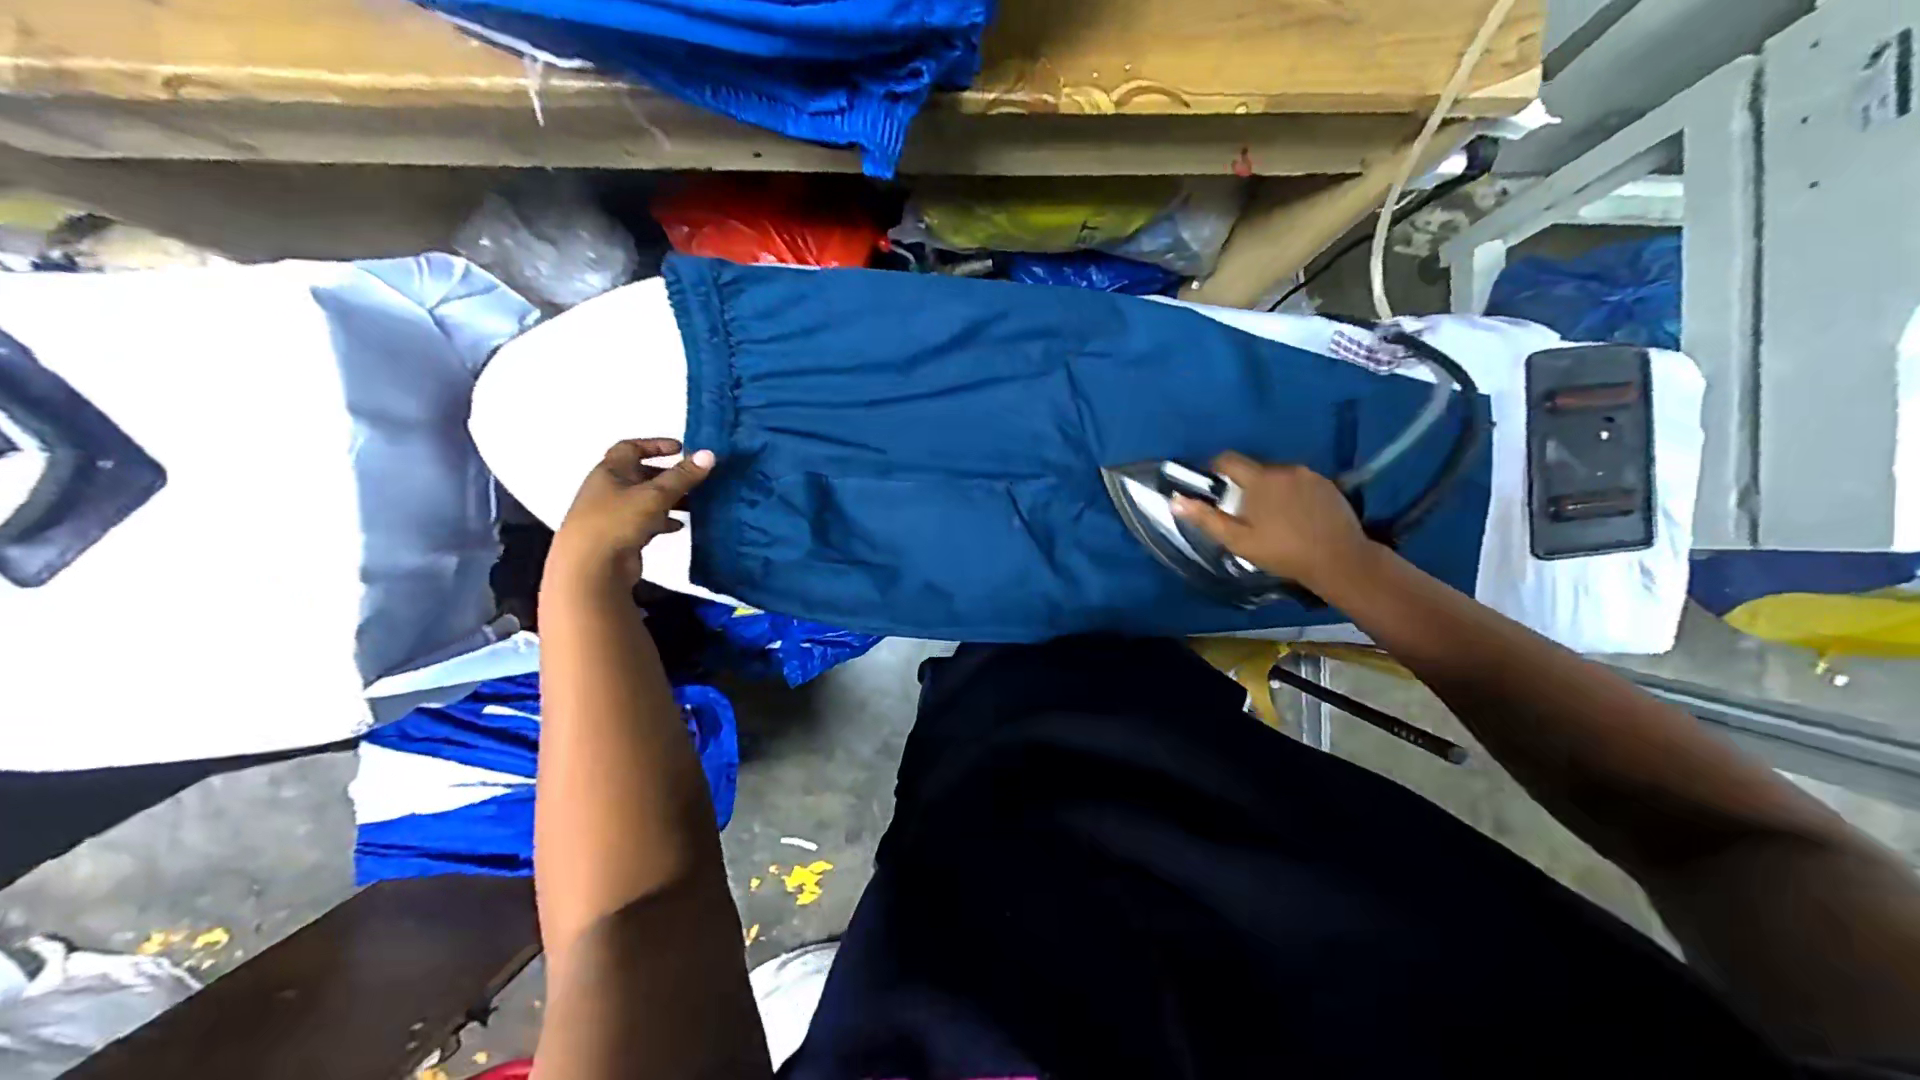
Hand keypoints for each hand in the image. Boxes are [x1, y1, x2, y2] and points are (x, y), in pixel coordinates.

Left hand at [547, 438, 714, 590]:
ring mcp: (614, 514)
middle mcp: (609, 489)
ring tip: (696, 503)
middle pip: (642, 475)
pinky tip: (680, 526)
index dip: (655, 445)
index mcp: (610, 472)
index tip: (681, 448)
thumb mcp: (654, 495)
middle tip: (695, 478)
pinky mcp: (621, 536)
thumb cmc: (618, 521)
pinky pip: (646, 522)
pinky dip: (664, 521)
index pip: (630, 448)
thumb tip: (709, 454)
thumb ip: (682, 476)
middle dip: (669, 475)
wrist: (590, 568)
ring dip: (670, 499)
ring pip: (647, 500)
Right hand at [1171, 452, 1376, 589]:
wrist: (1339, 560)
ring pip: (1278, 476)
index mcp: (1260, 479)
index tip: (1213, 489)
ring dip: (1270, 490)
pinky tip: (1296, 518)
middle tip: (1244, 515)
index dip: (1215, 470)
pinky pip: (1300, 482)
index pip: (1228, 459)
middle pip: (1254, 470)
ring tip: (1273, 518)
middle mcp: (1285, 469)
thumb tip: (1175, 501)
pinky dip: (1292, 494)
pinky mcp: (1329, 484)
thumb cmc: (1283, 552)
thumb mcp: (1238, 540)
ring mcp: (1310, 475)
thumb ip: (1206, 518)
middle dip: (1245, 486)